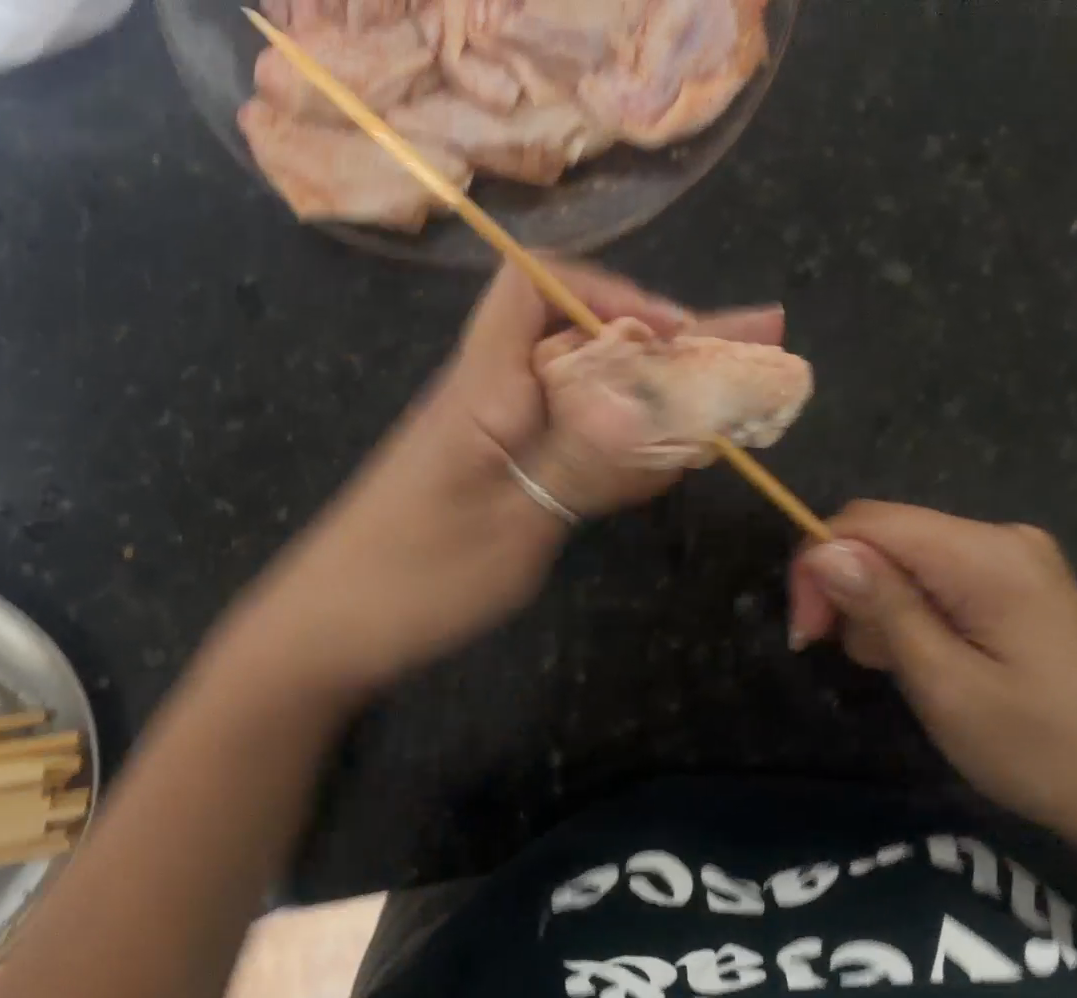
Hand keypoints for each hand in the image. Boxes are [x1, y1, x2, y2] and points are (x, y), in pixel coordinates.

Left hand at [237, 259, 783, 694]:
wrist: (325, 632)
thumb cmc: (412, 580)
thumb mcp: (511, 524)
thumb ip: (586, 460)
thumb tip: (662, 400)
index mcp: (483, 386)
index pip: (536, 286)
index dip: (613, 292)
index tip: (679, 334)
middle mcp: (486, 396)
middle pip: (578, 339)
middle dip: (663, 345)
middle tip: (751, 354)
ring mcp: (488, 438)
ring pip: (578, 393)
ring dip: (649, 394)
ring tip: (727, 403)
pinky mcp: (489, 477)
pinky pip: (562, 440)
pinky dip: (616, 442)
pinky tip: (661, 458)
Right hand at [786, 501, 1076, 841]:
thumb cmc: (1032, 748)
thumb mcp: (942, 683)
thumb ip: (883, 607)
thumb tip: (821, 550)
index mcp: (987, 556)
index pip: (868, 521)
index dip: (820, 564)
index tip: (808, 632)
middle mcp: (1001, 538)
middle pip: (884, 534)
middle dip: (848, 589)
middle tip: (846, 657)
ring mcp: (1013, 558)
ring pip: (902, 557)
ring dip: (878, 608)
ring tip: (899, 668)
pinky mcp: (1014, 582)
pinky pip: (933, 575)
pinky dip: (909, 612)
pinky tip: (925, 656)